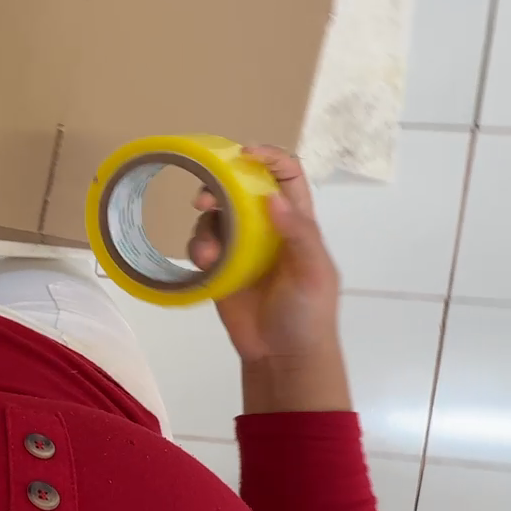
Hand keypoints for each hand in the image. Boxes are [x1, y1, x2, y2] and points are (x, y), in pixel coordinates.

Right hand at [187, 146, 350, 413]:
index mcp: (297, 221)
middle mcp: (266, 226)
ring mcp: (241, 245)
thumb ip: (298, 235)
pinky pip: (199, 243)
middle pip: (239, 188)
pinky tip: (204, 266)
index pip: (285, 174)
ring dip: (205, 228)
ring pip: (214, 216)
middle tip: (203, 201)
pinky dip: (197, 249)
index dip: (267, 157)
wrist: (282, 355)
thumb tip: (270, 199)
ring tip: (208, 254)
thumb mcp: (313, 273)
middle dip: (217, 187)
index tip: (241, 155)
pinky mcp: (219, 264)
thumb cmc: (308, 313)